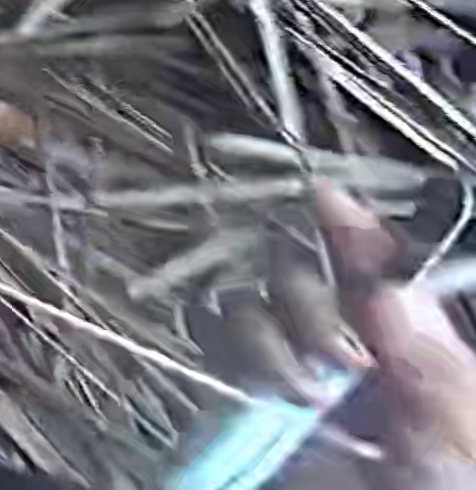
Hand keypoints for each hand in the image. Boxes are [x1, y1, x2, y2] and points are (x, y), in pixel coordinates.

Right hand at [199, 185, 475, 483]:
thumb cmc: (442, 489)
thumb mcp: (466, 450)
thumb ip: (441, 377)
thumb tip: (389, 290)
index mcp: (421, 357)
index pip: (387, 276)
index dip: (358, 233)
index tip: (323, 195)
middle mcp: (352, 348)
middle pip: (299, 275)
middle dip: (305, 302)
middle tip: (342, 357)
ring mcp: (290, 362)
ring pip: (244, 298)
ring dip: (263, 335)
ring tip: (300, 395)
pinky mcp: (237, 377)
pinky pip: (206, 329)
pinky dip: (223, 346)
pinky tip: (255, 387)